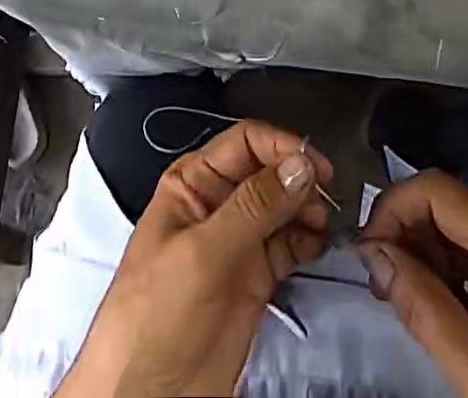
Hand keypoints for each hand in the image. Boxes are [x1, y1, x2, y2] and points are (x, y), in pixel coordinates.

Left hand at [60, 120, 334, 397]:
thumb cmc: (148, 325)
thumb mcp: (201, 254)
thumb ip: (254, 205)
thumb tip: (298, 165)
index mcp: (193, 185)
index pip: (247, 142)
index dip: (282, 147)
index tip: (311, 164)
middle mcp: (220, 205)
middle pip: (274, 169)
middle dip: (301, 178)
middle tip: (320, 197)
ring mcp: (240, 238)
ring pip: (288, 202)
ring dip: (310, 207)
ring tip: (318, 224)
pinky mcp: (258, 270)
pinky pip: (294, 238)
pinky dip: (310, 237)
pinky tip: (313, 245)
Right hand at [357, 170, 467, 397]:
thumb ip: (427, 311)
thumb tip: (374, 254)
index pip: (440, 192)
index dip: (393, 211)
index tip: (364, 257)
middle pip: (451, 203)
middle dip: (405, 232)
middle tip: (379, 284)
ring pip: (461, 225)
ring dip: (423, 252)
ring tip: (401, 297)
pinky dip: (449, 268)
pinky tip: (435, 301)